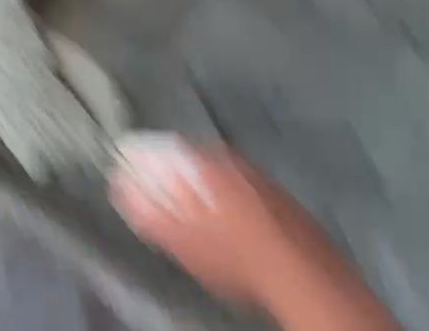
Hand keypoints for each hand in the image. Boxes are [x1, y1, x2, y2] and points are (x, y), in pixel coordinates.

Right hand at [108, 133, 397, 329]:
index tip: (140, 167)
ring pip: (232, 174)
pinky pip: (257, 193)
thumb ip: (145, 210)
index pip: (168, 144)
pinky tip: (241, 224)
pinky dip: (243, 201)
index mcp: (208, 162)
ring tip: (205, 208)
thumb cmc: (235, 256)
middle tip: (173, 188)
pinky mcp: (295, 206)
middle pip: (202, 156)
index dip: (151, 155)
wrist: (311, 285)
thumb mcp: (180, 239)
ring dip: (216, 184)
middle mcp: (239, 163)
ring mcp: (271, 183)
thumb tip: (117, 185)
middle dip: (185, 169)